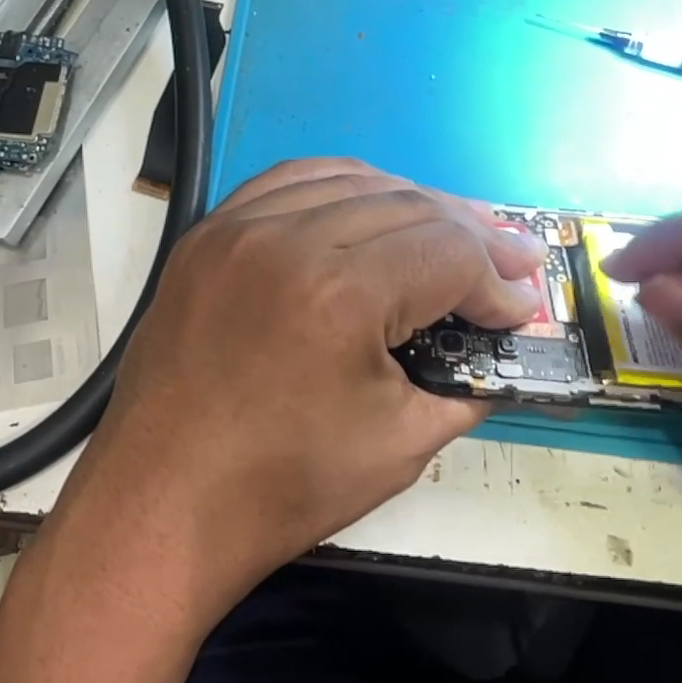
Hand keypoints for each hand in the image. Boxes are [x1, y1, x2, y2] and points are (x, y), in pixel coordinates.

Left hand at [60, 158, 543, 596]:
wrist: (163, 502)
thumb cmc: (283, 488)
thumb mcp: (402, 444)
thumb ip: (467, 382)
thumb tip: (501, 343)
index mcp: (339, 294)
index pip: (447, 252)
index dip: (495, 280)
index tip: (518, 308)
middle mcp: (285, 239)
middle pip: (406, 203)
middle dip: (469, 232)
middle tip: (508, 259)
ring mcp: (236, 228)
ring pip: (348, 179)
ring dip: (409, 201)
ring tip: (448, 229)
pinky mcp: (206, 235)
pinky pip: (287, 183)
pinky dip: (339, 187)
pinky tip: (364, 206)